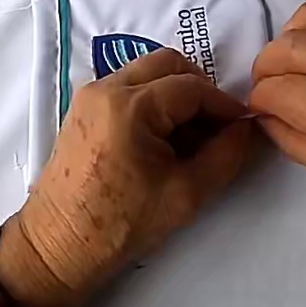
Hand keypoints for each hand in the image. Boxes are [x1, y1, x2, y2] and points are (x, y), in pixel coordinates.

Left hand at [0, 49, 253, 306]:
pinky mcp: (81, 107)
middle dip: (198, 89)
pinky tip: (161, 138)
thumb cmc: (120, 223)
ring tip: (189, 137)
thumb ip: (226, 154)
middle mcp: (104, 88)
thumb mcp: (186, 194)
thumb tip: (246, 128)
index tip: (240, 127)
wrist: (58, 242)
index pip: (191, 86)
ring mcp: (88, 95)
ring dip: (173, 93)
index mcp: (129, 106)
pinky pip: (125, 87)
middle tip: (215, 126)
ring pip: (145, 72)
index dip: (223, 104)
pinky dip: (150, 100)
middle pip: (166, 64)